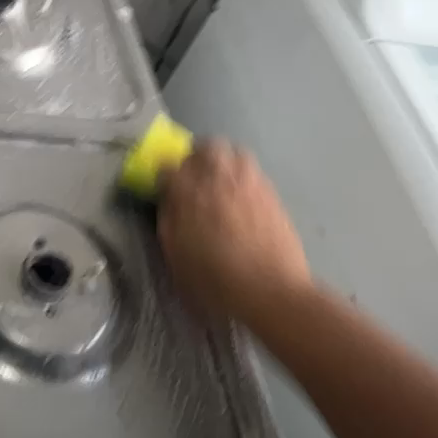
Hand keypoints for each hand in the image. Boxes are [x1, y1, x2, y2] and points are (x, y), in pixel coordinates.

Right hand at [157, 138, 311, 319]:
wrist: (271, 291)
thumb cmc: (215, 278)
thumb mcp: (176, 254)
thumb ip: (168, 220)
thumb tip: (168, 200)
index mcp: (188, 190)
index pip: (168, 165)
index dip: (165, 176)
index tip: (166, 188)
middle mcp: (218, 176)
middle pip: (207, 147)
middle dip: (198, 157)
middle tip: (195, 177)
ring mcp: (249, 181)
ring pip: (235, 153)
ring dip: (225, 162)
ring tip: (222, 183)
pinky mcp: (272, 193)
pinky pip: (254, 173)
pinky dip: (245, 179)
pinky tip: (244, 201)